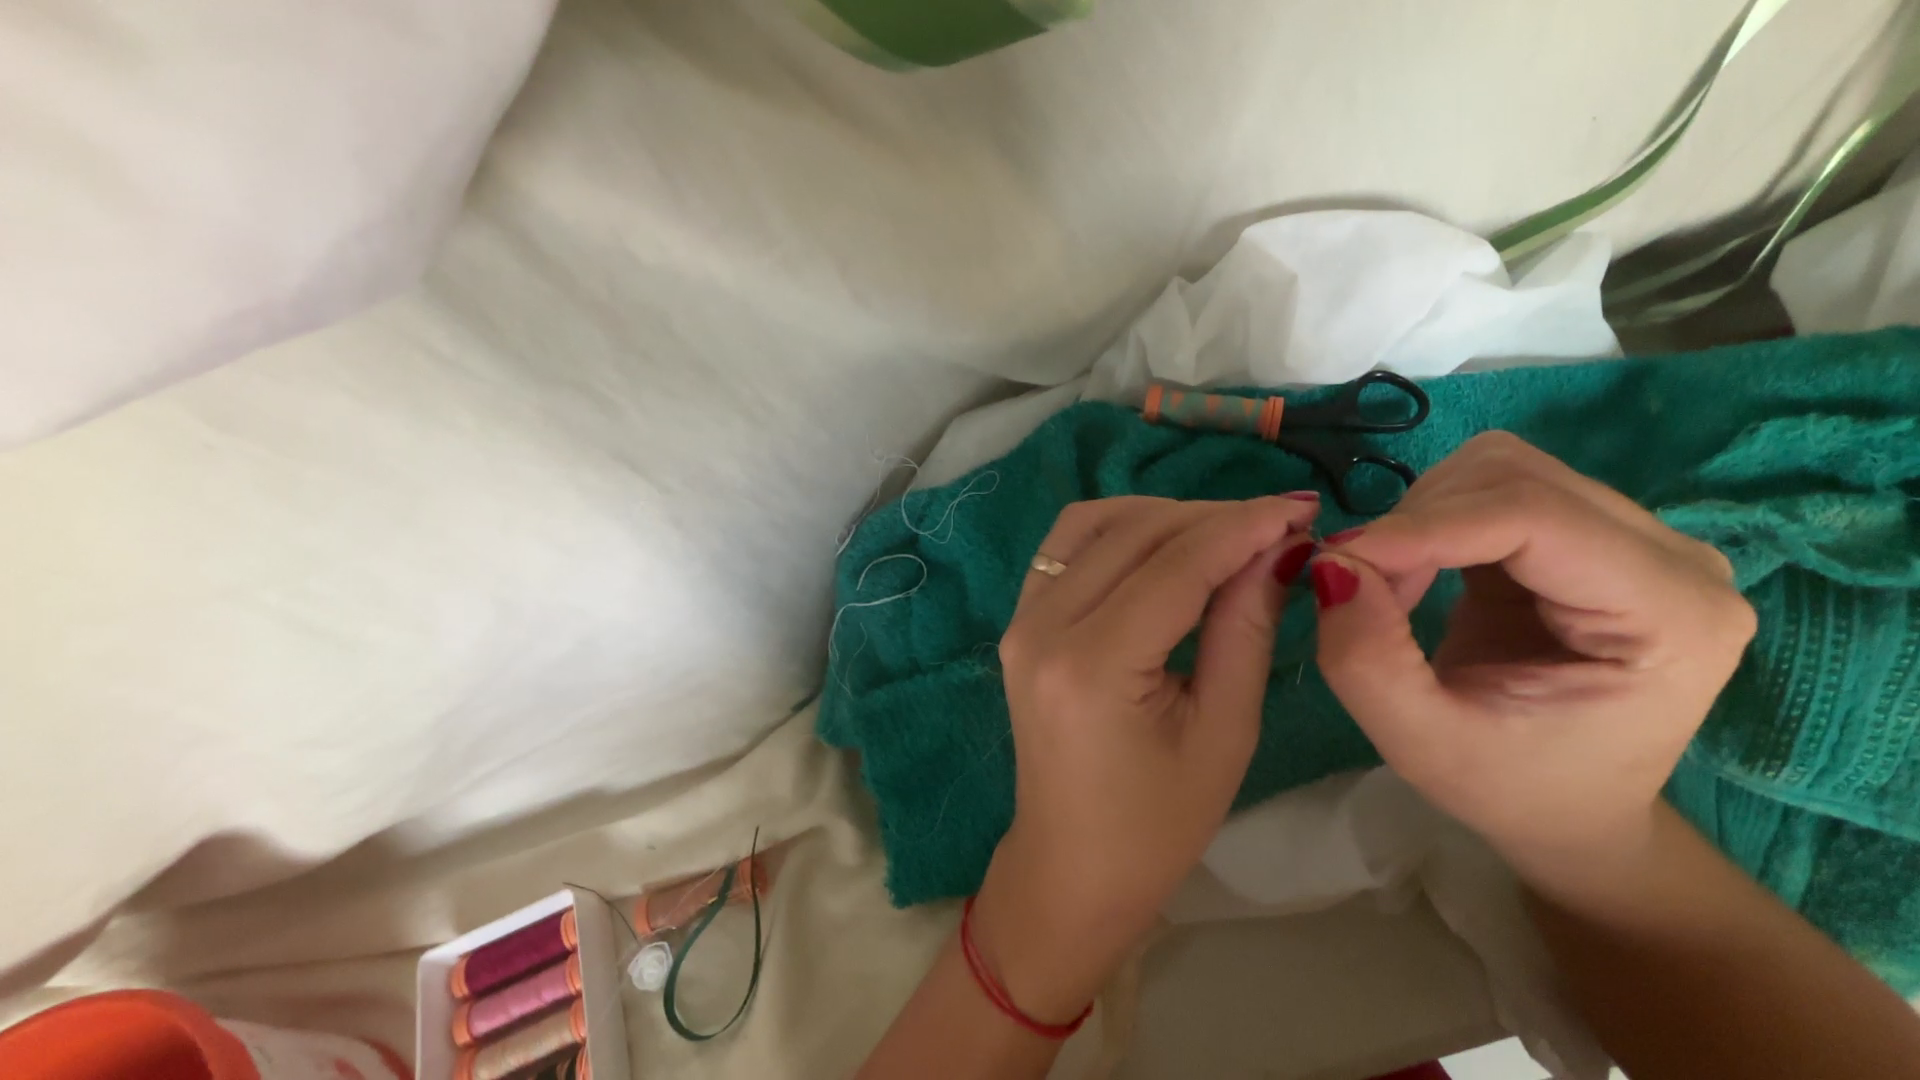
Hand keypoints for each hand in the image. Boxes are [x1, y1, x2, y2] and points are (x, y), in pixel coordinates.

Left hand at [972, 494, 1319, 1020]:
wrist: (1071, 866)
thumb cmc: (1158, 824)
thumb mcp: (1223, 732)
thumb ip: (1244, 629)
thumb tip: (1279, 549)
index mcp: (1092, 666)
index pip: (1175, 566)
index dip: (1243, 527)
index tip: (1303, 508)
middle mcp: (1042, 629)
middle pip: (1132, 534)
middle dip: (1211, 518)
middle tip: (1278, 523)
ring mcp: (1020, 621)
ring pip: (1092, 525)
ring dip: (1162, 516)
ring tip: (1226, 533)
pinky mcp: (1019, 623)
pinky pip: (1066, 547)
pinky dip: (1119, 530)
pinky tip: (1166, 545)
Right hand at [1309, 433, 1755, 895]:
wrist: (1570, 812)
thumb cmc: (1511, 791)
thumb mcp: (1422, 745)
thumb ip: (1367, 660)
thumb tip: (1328, 561)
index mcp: (1672, 617)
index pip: (1536, 517)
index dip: (1425, 527)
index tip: (1335, 559)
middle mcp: (1673, 558)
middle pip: (1516, 477)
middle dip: (1417, 522)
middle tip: (1361, 588)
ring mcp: (1634, 538)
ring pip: (1497, 470)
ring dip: (1419, 517)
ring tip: (1388, 587)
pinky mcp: (1585, 533)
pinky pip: (1488, 489)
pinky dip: (1428, 521)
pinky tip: (1414, 573)